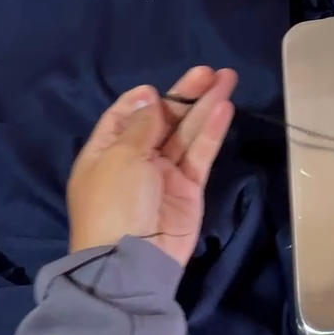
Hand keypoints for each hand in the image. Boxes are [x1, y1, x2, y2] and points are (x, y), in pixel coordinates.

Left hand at [66, 66, 238, 266]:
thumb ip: (142, 124)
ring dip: (205, 104)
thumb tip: (147, 96)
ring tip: (227, 78)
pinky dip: (212, 129)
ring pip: (187, 131)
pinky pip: (200, 152)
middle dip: (185, 95)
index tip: (158, 88)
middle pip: (163, 119)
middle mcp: (135, 159)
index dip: (143, 99)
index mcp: (106, 153)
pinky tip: (224, 107)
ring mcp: (164, 172)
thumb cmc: (115, 203)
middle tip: (209, 72)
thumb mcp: (120, 157)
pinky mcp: (189, 186)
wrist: (132, 262)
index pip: (124, 116)